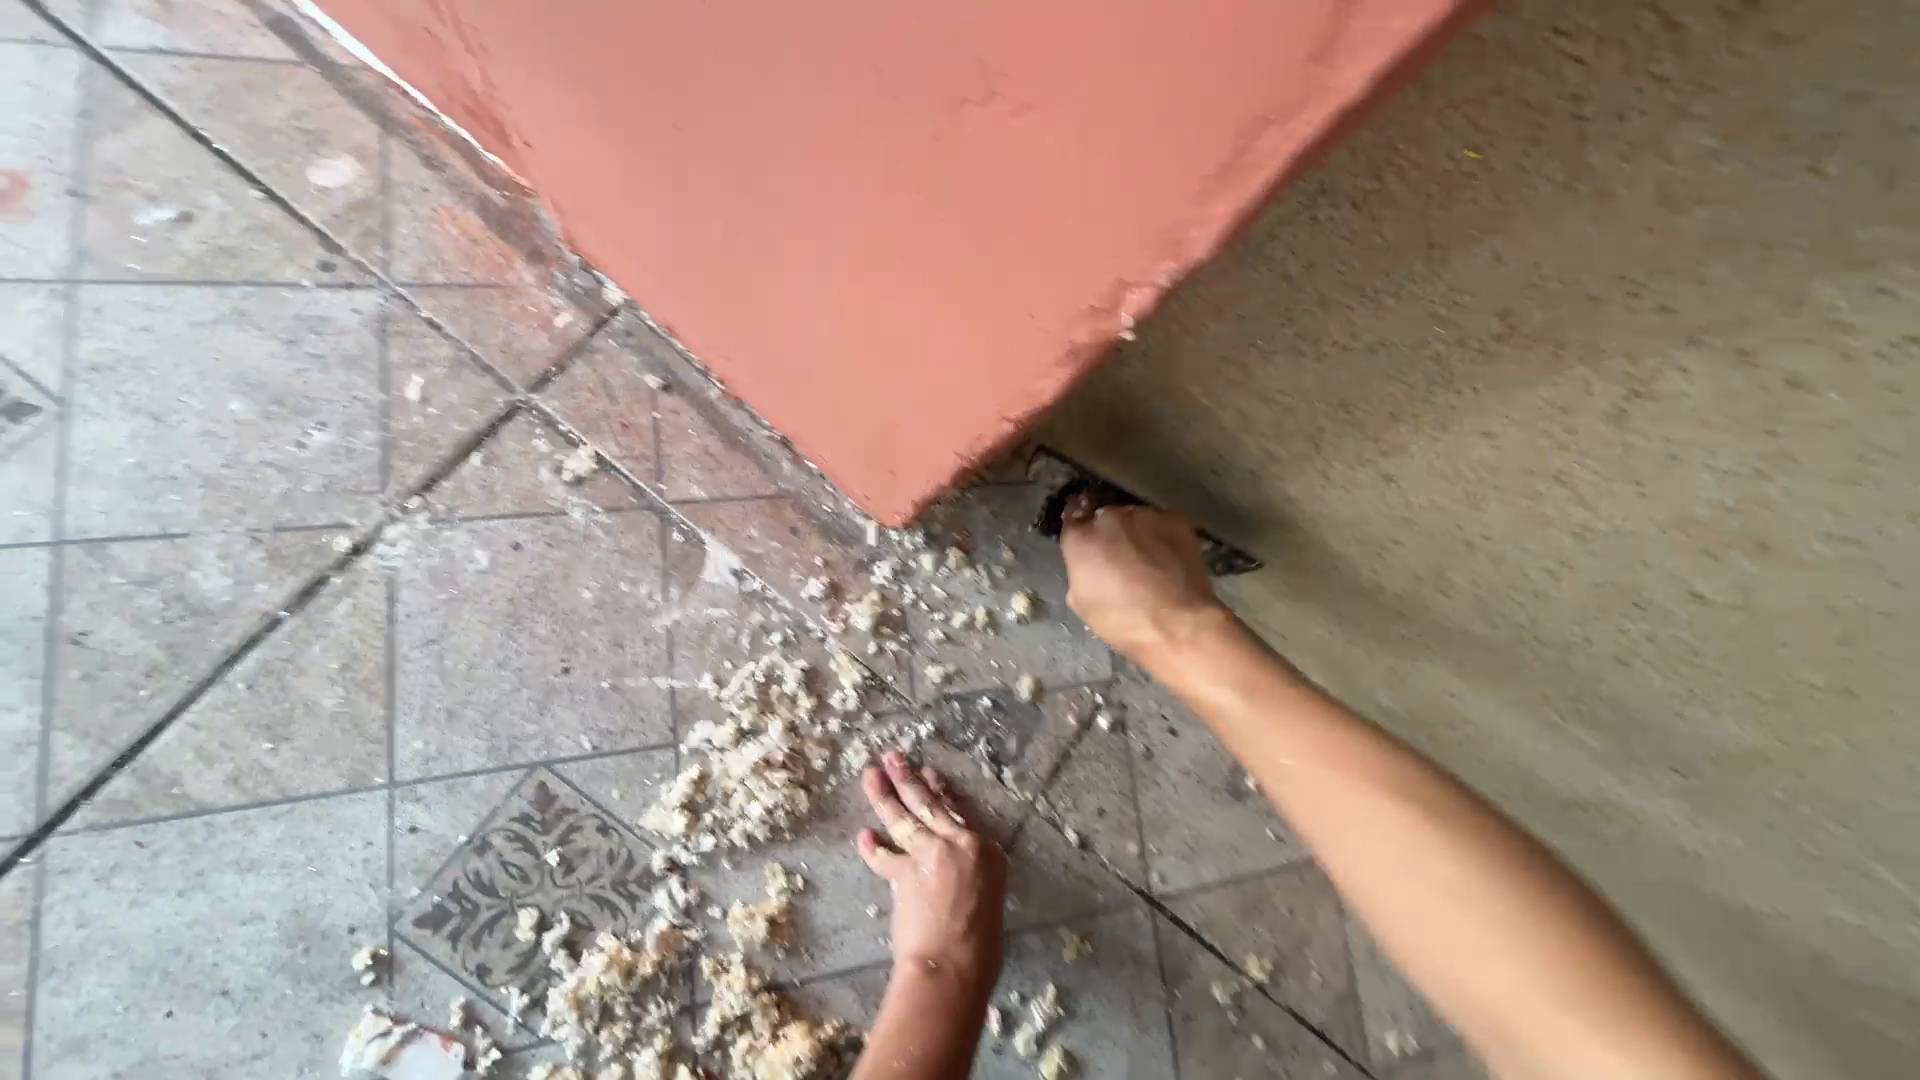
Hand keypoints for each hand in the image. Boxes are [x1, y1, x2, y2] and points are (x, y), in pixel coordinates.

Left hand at [855, 754, 1006, 983]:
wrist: (954, 967)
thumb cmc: (981, 945)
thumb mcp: (987, 896)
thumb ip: (968, 871)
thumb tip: (950, 867)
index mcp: (988, 851)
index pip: (958, 813)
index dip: (940, 791)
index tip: (928, 775)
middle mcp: (961, 844)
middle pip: (930, 805)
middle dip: (908, 779)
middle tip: (893, 758)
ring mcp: (931, 854)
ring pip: (904, 818)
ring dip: (885, 795)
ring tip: (871, 774)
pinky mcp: (906, 872)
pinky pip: (885, 856)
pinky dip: (873, 848)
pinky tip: (863, 836)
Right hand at [1060, 498, 1227, 662]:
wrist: (1178, 623)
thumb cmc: (1124, 620)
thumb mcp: (1082, 604)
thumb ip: (1079, 573)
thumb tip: (1088, 567)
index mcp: (1081, 538)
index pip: (1072, 515)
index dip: (1080, 526)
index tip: (1087, 538)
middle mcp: (1110, 518)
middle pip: (1106, 518)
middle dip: (1110, 534)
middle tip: (1120, 559)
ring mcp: (1145, 515)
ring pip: (1135, 519)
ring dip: (1137, 534)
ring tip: (1149, 561)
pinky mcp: (1175, 519)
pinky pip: (1162, 524)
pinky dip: (1162, 536)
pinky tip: (1170, 558)